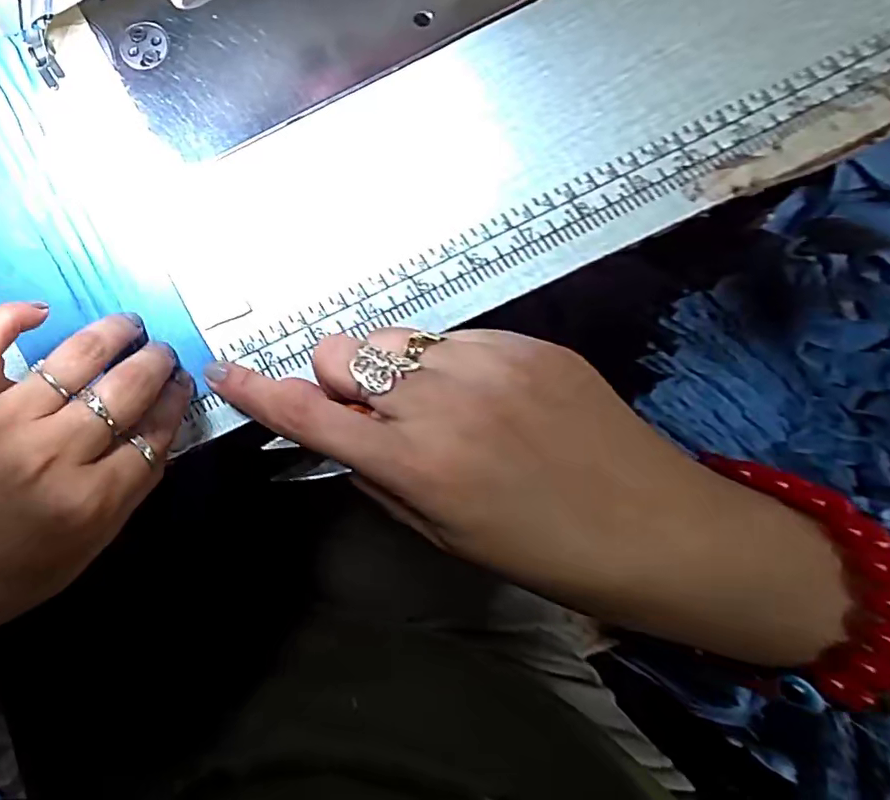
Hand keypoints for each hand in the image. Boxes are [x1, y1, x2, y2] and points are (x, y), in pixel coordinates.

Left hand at [0, 305, 191, 670]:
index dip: (175, 401)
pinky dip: (10, 319)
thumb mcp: (93, 543)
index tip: (181, 382)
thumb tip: (163, 424)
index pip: (152, 433)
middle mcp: (53, 454)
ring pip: (75, 357)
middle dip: (155, 362)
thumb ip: (133, 486)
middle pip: (124, 390)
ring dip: (113, 331)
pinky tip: (42, 310)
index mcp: (90, 500)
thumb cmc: (20, 568)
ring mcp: (8, 422)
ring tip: (129, 325)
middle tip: (161, 352)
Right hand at [206, 329, 848, 666]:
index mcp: (414, 462)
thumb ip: (375, 473)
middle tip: (375, 412)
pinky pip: (447, 338)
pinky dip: (444, 365)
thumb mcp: (440, 531)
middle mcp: (438, 401)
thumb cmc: (542, 551)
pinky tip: (488, 397)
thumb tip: (339, 428)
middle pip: (338, 351)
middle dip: (339, 379)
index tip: (222, 370)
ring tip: (437, 402)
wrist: (667, 530)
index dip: (256, 391)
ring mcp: (483, 361)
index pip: (307, 415)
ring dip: (389, 368)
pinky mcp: (521, 341)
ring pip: (387, 338)